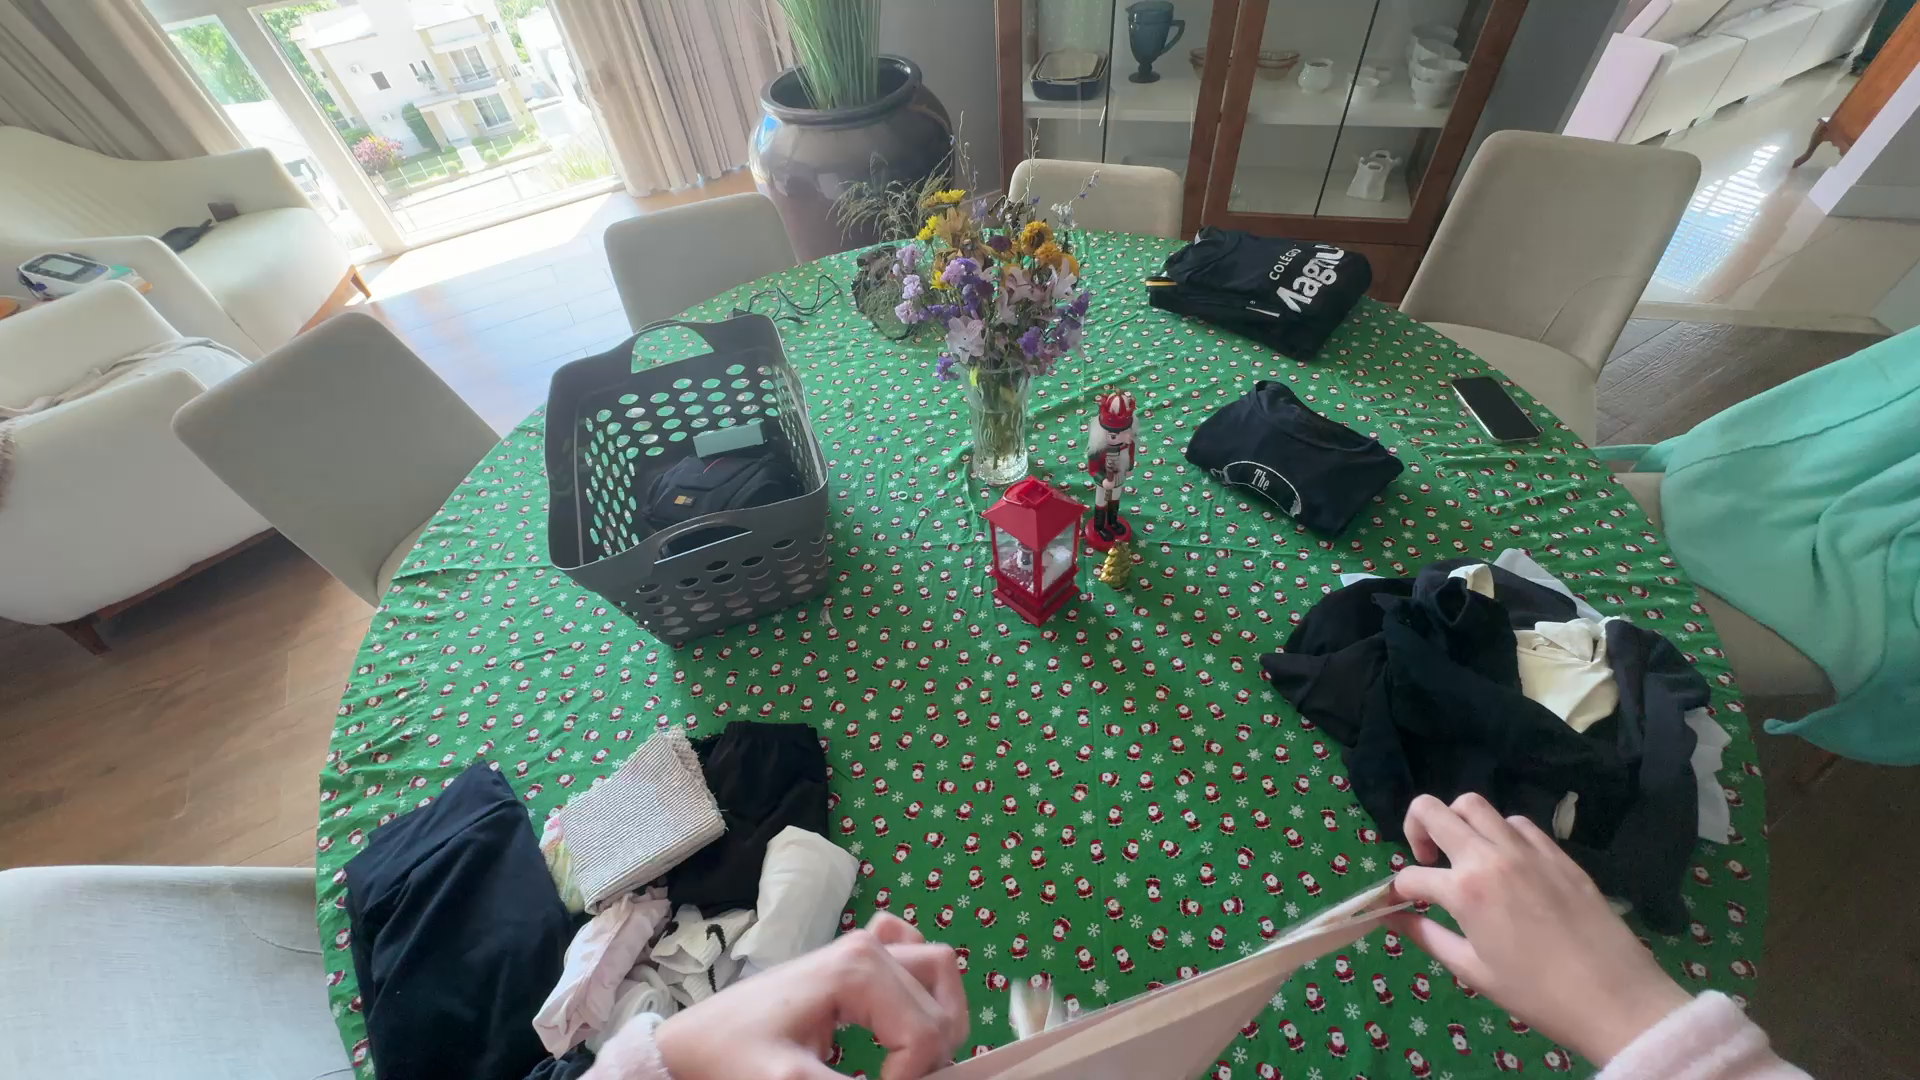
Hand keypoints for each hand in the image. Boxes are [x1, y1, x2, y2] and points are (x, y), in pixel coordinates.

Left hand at [653, 912, 968, 1079]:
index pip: (926, 1029)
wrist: (694, 1041)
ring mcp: (863, 944)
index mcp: (858, 969)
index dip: (914, 1075)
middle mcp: (869, 946)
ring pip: (935, 964)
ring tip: (911, 1058)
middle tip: (901, 1078)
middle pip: (941, 991)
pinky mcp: (853, 954)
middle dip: (935, 1046)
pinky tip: (898, 1007)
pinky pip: (907, 944)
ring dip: (937, 1010)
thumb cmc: (735, 1056)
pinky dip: (917, 976)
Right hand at [1387, 793, 1693, 1065]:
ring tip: (1466, 851)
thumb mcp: (1474, 972)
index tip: (1402, 903)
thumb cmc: (1541, 996)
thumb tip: (1392, 919)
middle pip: (1430, 810)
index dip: (1400, 890)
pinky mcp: (1557, 855)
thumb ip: (1427, 937)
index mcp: (1464, 890)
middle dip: (1414, 827)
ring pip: (1473, 805)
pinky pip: (1518, 823)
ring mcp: (1525, 851)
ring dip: (1457, 822)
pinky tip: (1508, 860)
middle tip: (1427, 856)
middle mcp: (1488, 858)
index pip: (1411, 876)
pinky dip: (1501, 832)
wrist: (1623, 1006)